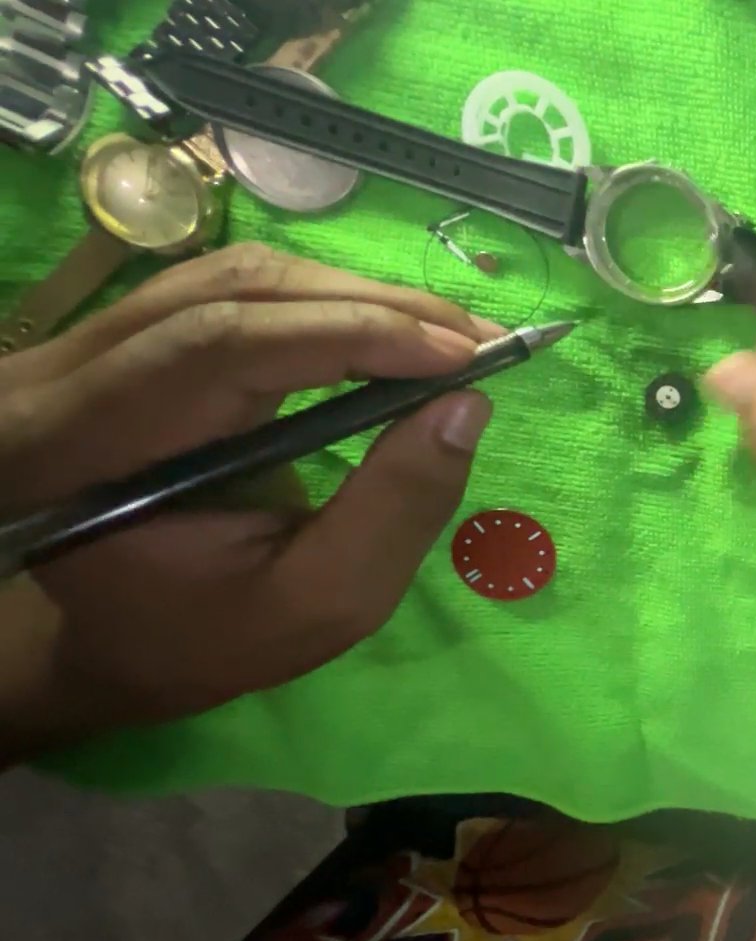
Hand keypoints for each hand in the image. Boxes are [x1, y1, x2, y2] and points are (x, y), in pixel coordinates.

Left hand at [0, 244, 498, 746]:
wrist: (124, 638)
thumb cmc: (225, 634)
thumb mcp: (332, 597)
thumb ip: (400, 506)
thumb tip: (468, 405)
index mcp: (94, 450)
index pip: (226, 345)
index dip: (359, 335)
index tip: (467, 358)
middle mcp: (63, 376)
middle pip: (238, 292)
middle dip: (380, 309)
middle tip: (483, 344)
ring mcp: (85, 349)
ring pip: (241, 278)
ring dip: (364, 298)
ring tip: (454, 339)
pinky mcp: (124, 343)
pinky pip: (236, 292)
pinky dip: (334, 303)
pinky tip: (395, 333)